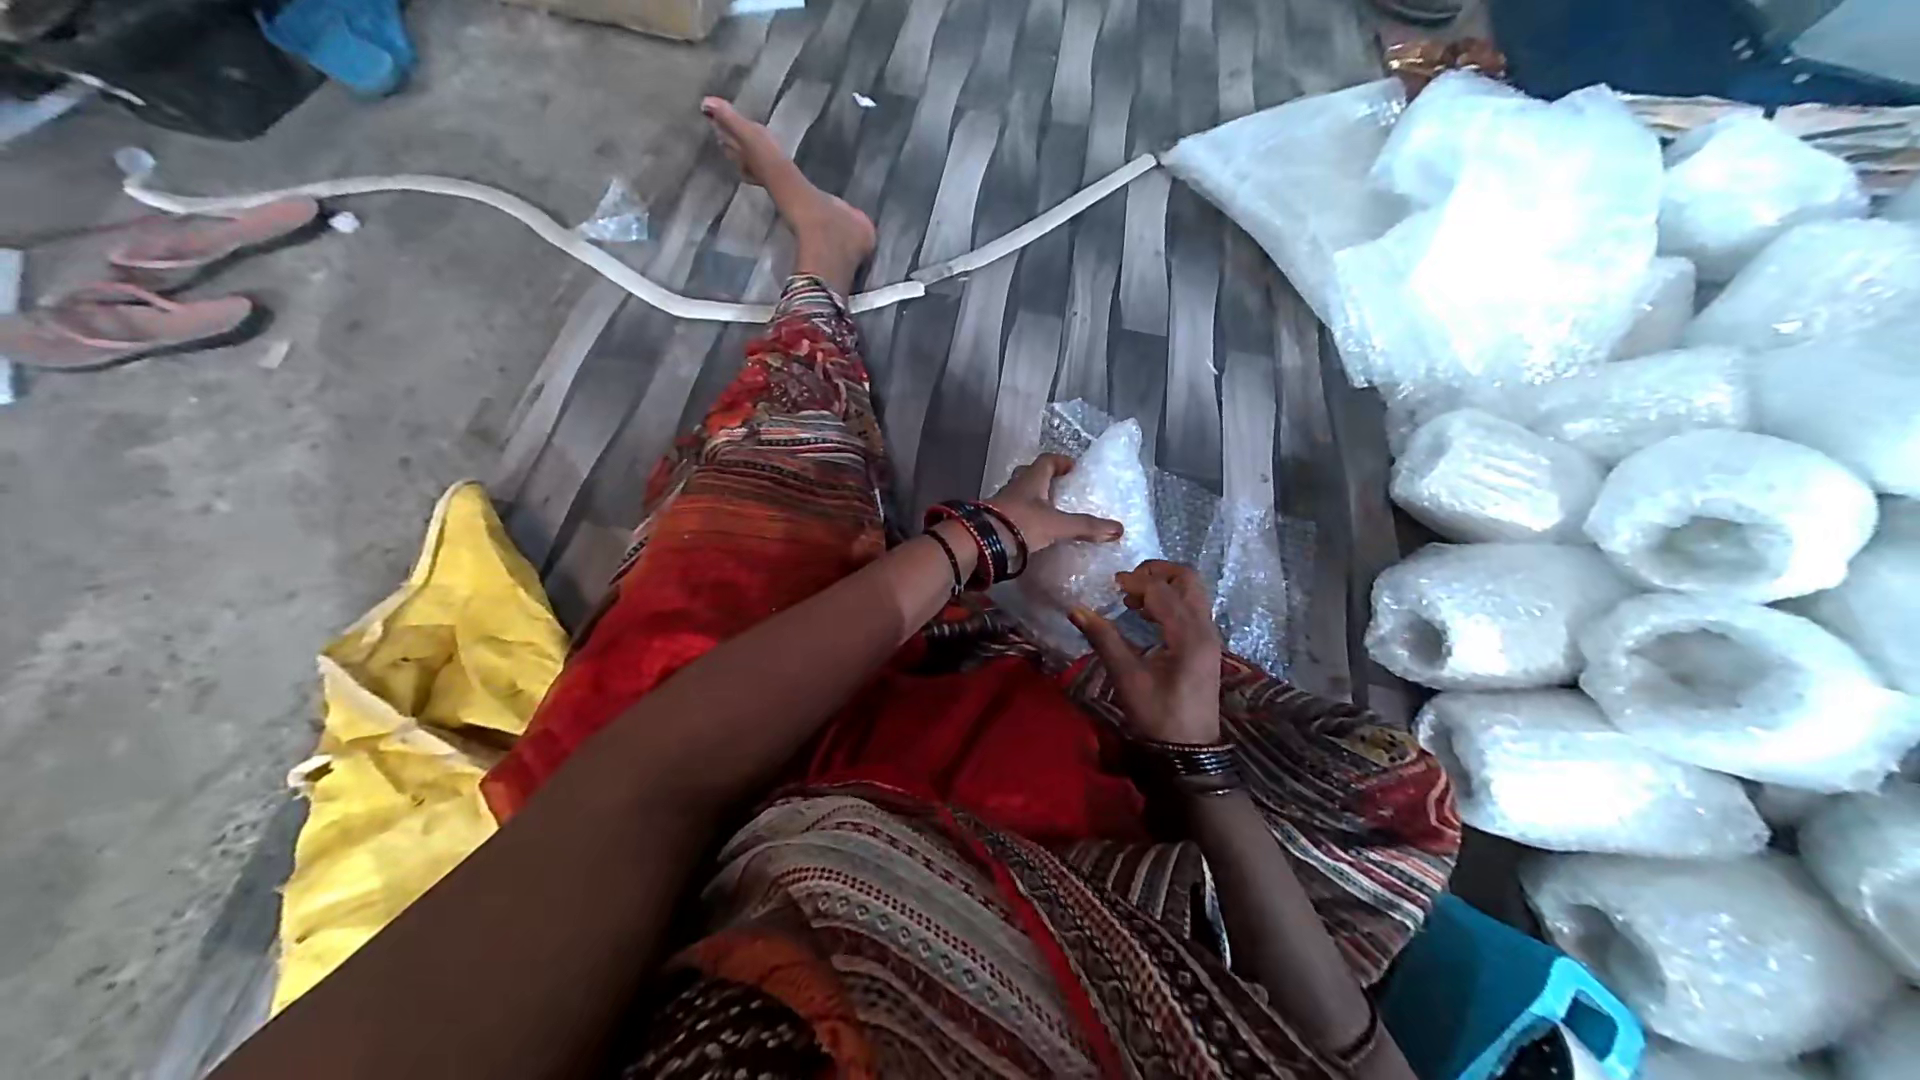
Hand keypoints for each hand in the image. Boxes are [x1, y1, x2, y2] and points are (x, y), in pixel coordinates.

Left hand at [984, 454, 1122, 553]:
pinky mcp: (993, 520)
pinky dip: (1022, 516)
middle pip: (1029, 475)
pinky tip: (1030, 529)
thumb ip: (1086, 527)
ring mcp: (1001, 503)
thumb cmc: (1021, 524)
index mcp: (1031, 480)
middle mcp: (1015, 487)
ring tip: (1047, 511)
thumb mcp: (1057, 525)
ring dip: (1031, 499)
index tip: (1073, 468)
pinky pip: (1010, 512)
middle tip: (1059, 489)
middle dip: (1044, 479)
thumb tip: (1119, 529)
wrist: (981, 541)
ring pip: (1018, 494)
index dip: (1061, 461)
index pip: (1047, 461)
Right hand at [1070, 560, 1222, 744]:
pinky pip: (1190, 608)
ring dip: (1163, 586)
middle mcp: (1205, 628)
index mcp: (1188, 635)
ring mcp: (1209, 636)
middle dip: (1156, 572)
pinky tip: (1144, 616)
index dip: (1134, 581)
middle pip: (1187, 579)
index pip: (1161, 590)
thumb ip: (1104, 638)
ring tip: (1131, 600)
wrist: (1189, 751)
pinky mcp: (1205, 645)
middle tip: (1126, 583)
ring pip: (1191, 592)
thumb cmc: (1157, 715)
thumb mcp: (1127, 678)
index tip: (1110, 584)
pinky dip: (1169, 601)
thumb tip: (1075, 609)